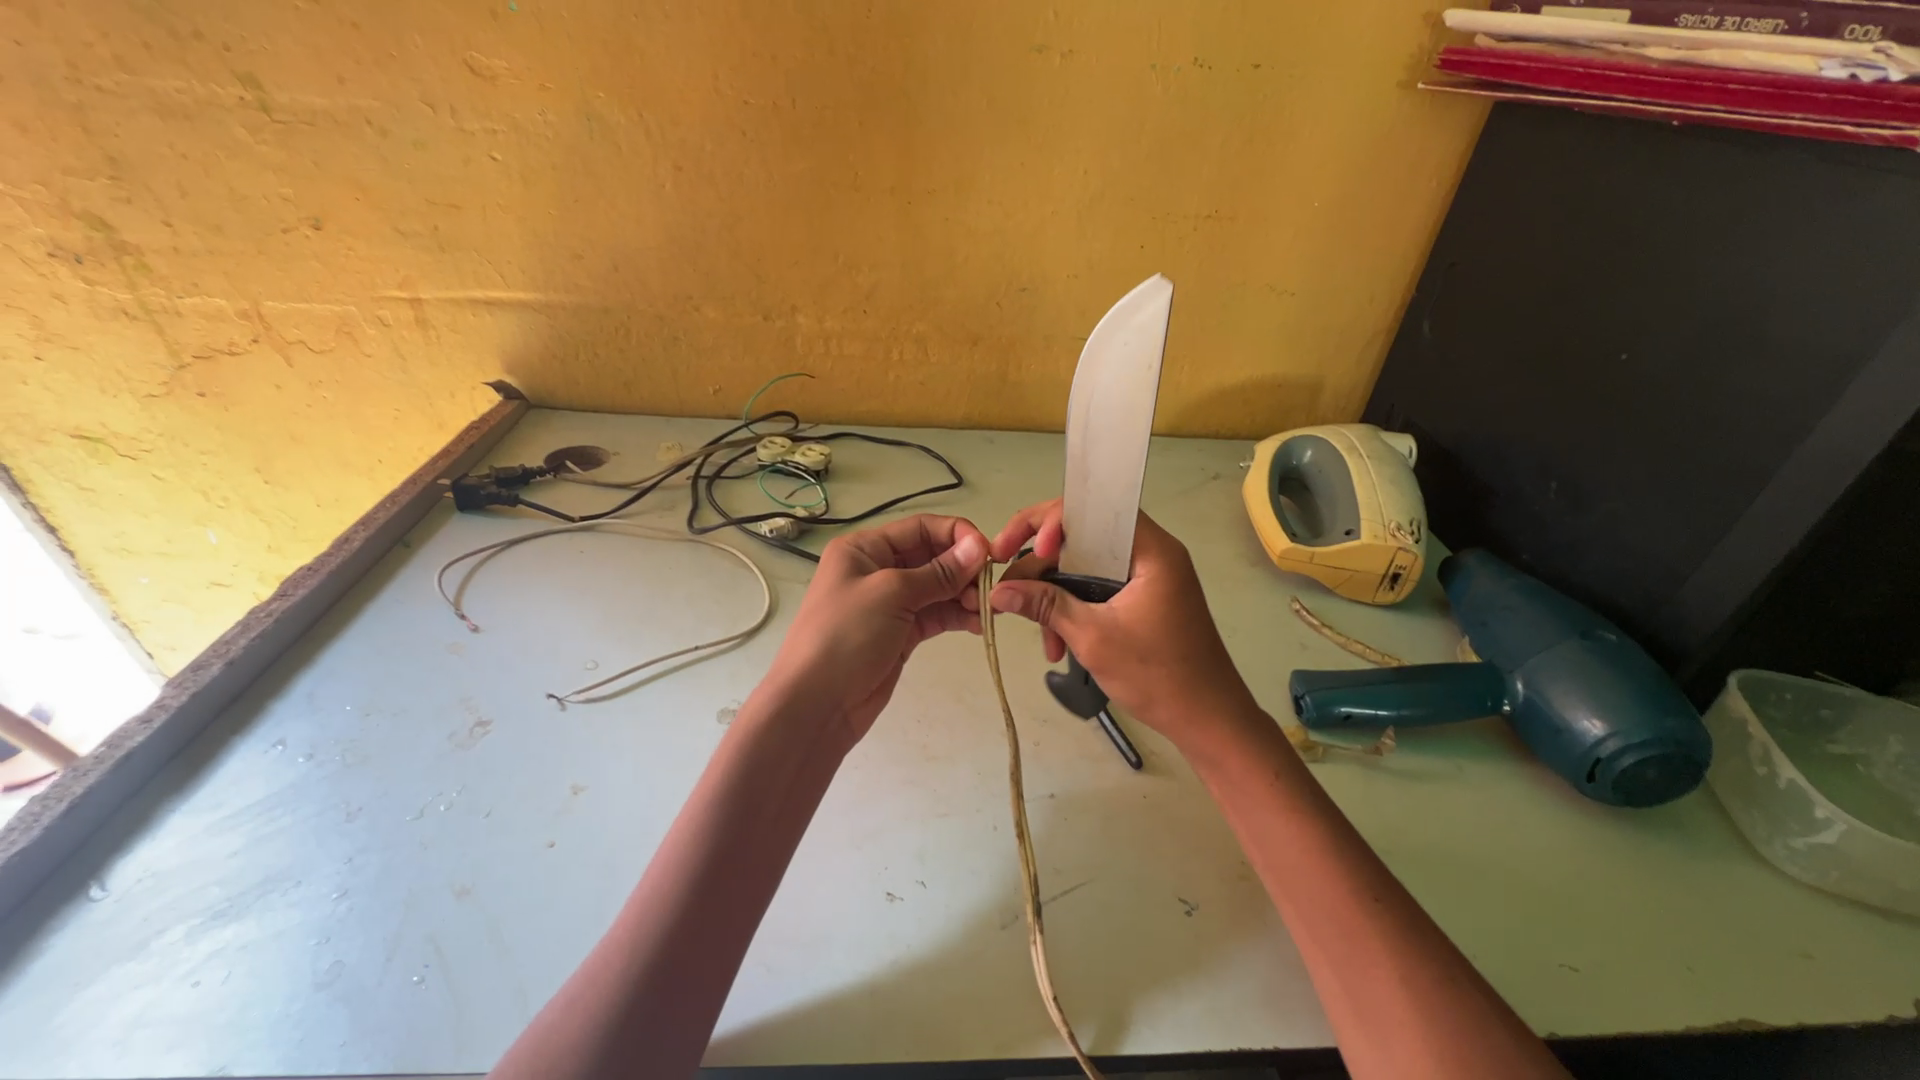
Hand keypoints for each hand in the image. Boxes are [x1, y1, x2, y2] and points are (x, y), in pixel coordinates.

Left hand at [759, 514, 988, 746]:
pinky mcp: (901, 633)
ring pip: (938, 588)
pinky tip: (980, 624)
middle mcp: (877, 569)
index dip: (957, 535)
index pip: (920, 528)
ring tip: (988, 609)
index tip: (989, 553)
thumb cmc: (845, 636)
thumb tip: (979, 547)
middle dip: (965, 568)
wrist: (817, 705)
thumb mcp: (891, 594)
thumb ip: (938, 572)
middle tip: (992, 587)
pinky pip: (936, 615)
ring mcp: (890, 604)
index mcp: (864, 548)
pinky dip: (958, 617)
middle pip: (932, 557)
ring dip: (965, 594)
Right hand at [987, 500, 1260, 753]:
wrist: (1208, 719)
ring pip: (1084, 568)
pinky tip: (1058, 646)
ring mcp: (1146, 576)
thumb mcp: (1093, 637)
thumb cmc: (1157, 674)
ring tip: (1037, 633)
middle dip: (1039, 565)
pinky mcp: (1142, 599)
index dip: (1043, 522)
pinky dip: (1074, 610)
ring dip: (1054, 595)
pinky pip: (1096, 589)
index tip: (1011, 549)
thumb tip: (997, 592)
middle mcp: (1148, 552)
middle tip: (1006, 589)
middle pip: (1081, 537)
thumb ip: (1044, 606)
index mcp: (1147, 548)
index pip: (1086, 509)